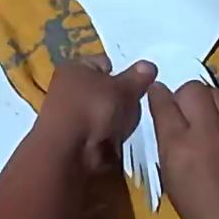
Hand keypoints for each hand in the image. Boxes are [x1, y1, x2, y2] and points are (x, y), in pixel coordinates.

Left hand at [37, 57, 156, 173]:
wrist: (69, 155)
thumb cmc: (94, 109)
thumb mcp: (123, 88)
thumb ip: (138, 77)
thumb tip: (149, 65)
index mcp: (75, 68)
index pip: (106, 63)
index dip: (125, 72)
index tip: (139, 84)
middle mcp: (69, 88)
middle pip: (107, 89)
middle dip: (123, 97)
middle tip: (135, 104)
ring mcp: (71, 115)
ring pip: (107, 112)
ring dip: (119, 118)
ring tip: (126, 124)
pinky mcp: (76, 139)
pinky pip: (103, 131)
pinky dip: (111, 135)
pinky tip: (117, 139)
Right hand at [148, 82, 218, 218]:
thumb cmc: (200, 209)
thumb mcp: (170, 177)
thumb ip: (165, 140)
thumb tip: (161, 112)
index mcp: (179, 143)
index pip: (164, 102)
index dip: (157, 96)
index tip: (154, 96)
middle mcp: (206, 127)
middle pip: (191, 89)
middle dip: (182, 96)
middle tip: (181, 115)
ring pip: (213, 91)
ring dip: (204, 99)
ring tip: (201, 119)